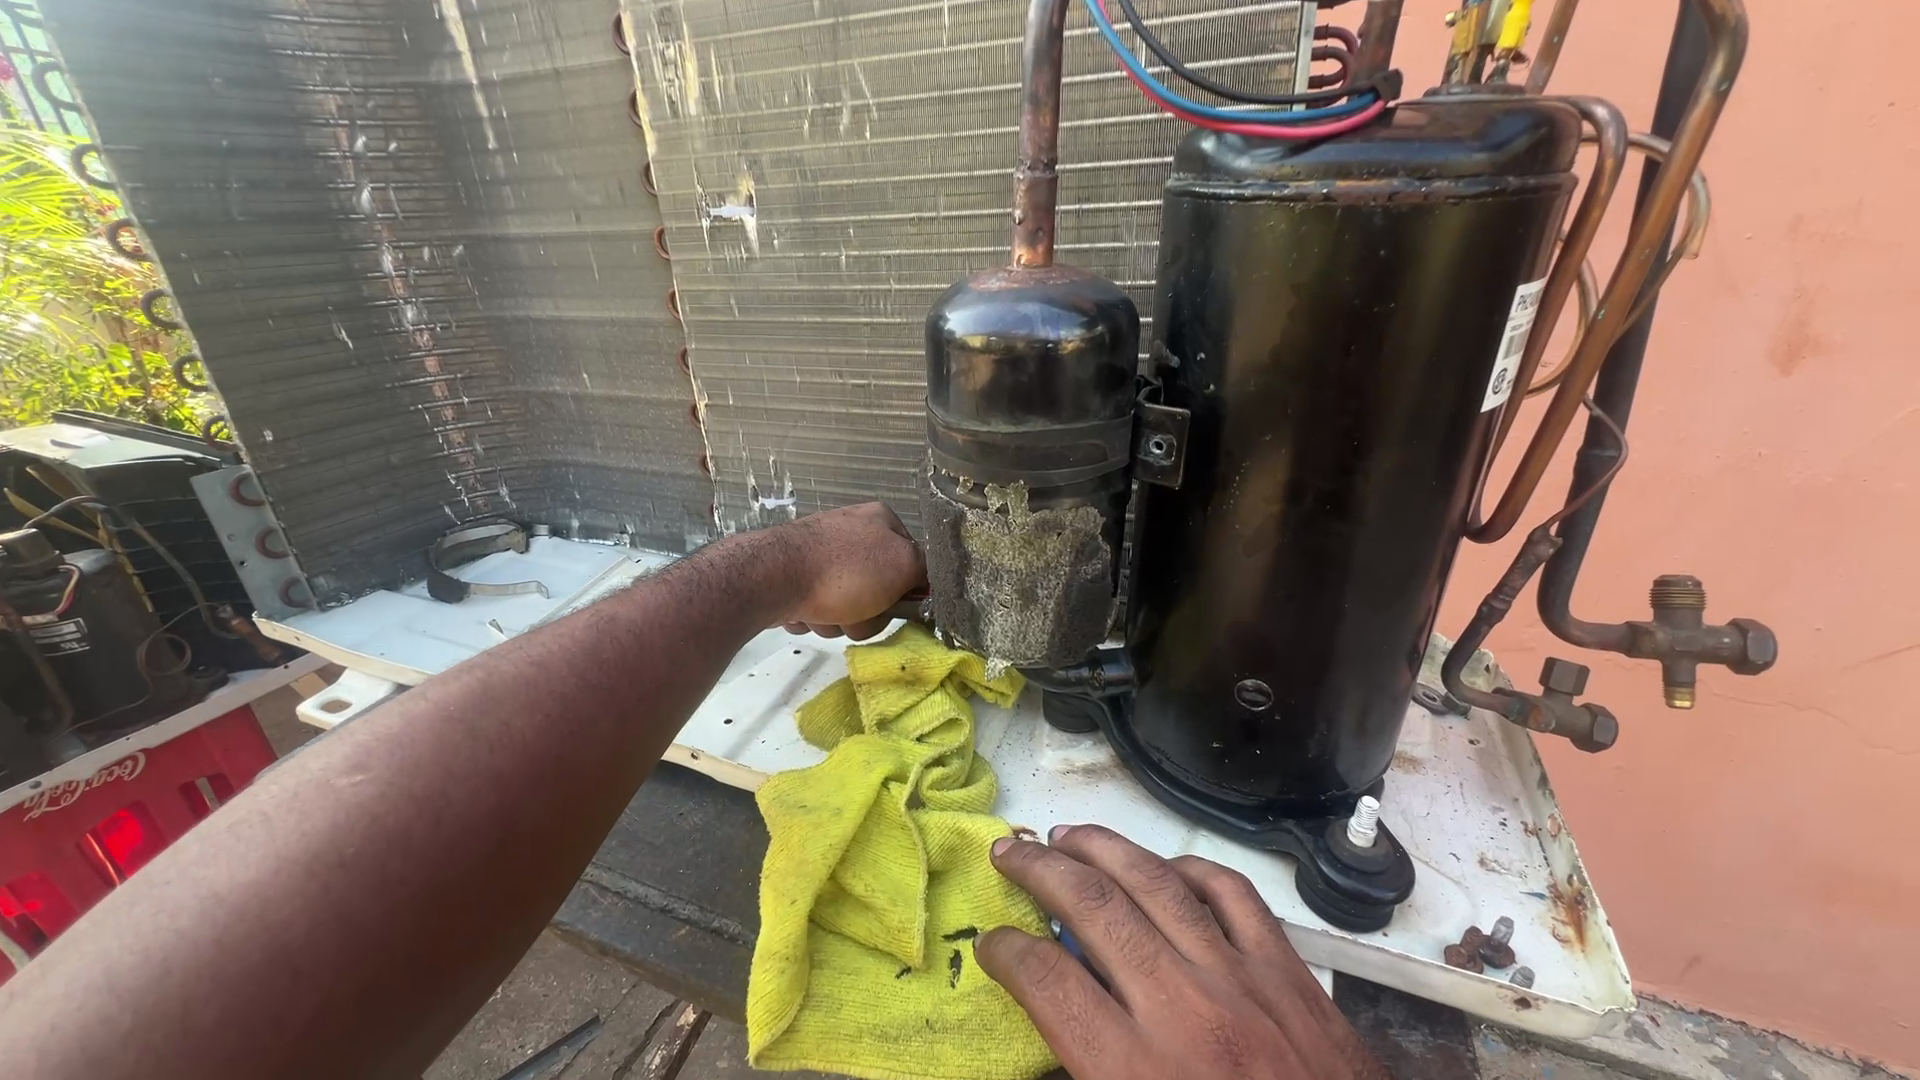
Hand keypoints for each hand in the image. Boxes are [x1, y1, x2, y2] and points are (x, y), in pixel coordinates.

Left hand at [771, 501, 925, 640]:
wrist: (774, 579)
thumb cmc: (845, 570)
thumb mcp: (904, 564)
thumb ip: (926, 569)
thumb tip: (928, 576)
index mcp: (880, 520)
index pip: (911, 560)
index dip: (908, 589)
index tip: (898, 604)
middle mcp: (849, 531)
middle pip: (878, 588)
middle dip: (869, 611)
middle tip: (858, 612)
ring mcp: (819, 553)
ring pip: (847, 605)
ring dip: (840, 619)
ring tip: (825, 614)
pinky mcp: (793, 577)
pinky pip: (817, 607)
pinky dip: (814, 616)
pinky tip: (804, 612)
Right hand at [977, 825, 1388, 1079]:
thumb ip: (1088, 1075)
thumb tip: (1054, 1032)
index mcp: (1139, 1072)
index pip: (1049, 981)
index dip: (1007, 952)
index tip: (991, 942)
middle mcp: (1185, 1010)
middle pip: (1093, 907)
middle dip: (1038, 871)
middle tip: (1007, 853)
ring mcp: (1243, 980)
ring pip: (1156, 882)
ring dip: (1102, 847)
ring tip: (1066, 836)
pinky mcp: (1290, 972)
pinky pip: (1231, 892)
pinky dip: (1189, 868)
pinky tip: (1162, 864)